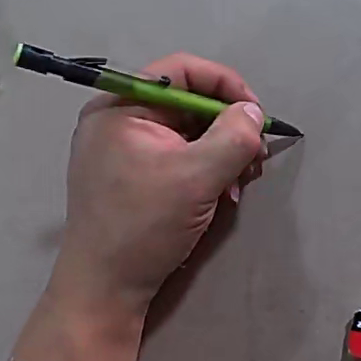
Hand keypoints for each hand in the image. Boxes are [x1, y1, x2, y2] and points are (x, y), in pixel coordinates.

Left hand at [55, 54, 268, 314]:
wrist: (105, 289)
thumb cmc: (143, 225)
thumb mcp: (197, 177)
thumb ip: (233, 137)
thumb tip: (253, 112)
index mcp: (120, 107)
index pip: (180, 71)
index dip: (224, 84)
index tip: (255, 113)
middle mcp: (118, 120)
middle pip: (187, 103)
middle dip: (227, 128)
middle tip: (254, 158)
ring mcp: (124, 149)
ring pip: (187, 133)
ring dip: (222, 154)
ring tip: (240, 184)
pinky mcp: (134, 176)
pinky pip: (178, 157)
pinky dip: (205, 170)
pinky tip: (222, 195)